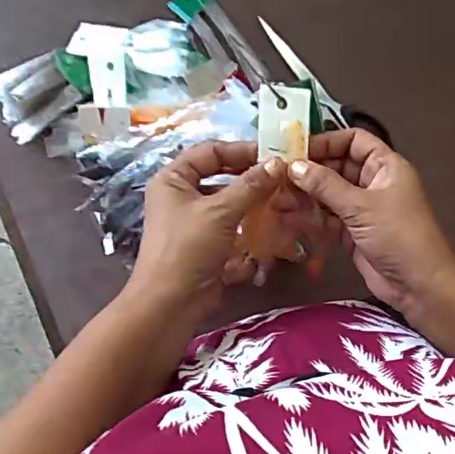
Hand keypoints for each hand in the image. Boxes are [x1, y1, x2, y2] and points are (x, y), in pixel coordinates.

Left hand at [126, 141, 284, 318]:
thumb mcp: (220, 211)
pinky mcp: (207, 248)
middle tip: (283, 181)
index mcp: (174, 179)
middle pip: (222, 180)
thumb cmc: (188, 248)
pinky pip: (232, 232)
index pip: (210, 152)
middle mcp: (182, 197)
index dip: (240, 151)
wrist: (171, 302)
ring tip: (282, 205)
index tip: (272, 155)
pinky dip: (249, 233)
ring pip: (231, 207)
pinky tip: (270, 234)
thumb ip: (251, 186)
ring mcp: (195, 224)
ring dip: (255, 208)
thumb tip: (278, 163)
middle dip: (252, 182)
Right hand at [284, 129, 454, 313]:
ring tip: (278, 200)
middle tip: (279, 176)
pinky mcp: (354, 234)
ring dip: (306, 197)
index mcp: (385, 166)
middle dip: (310, 172)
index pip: (354, 141)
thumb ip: (325, 185)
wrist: (417, 283)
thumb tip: (294, 166)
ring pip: (330, 196)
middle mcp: (374, 183)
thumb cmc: (397, 235)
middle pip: (338, 168)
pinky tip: (289, 219)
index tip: (297, 149)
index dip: (327, 141)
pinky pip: (329, 220)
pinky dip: (312, 219)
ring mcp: (364, 210)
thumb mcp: (360, 206)